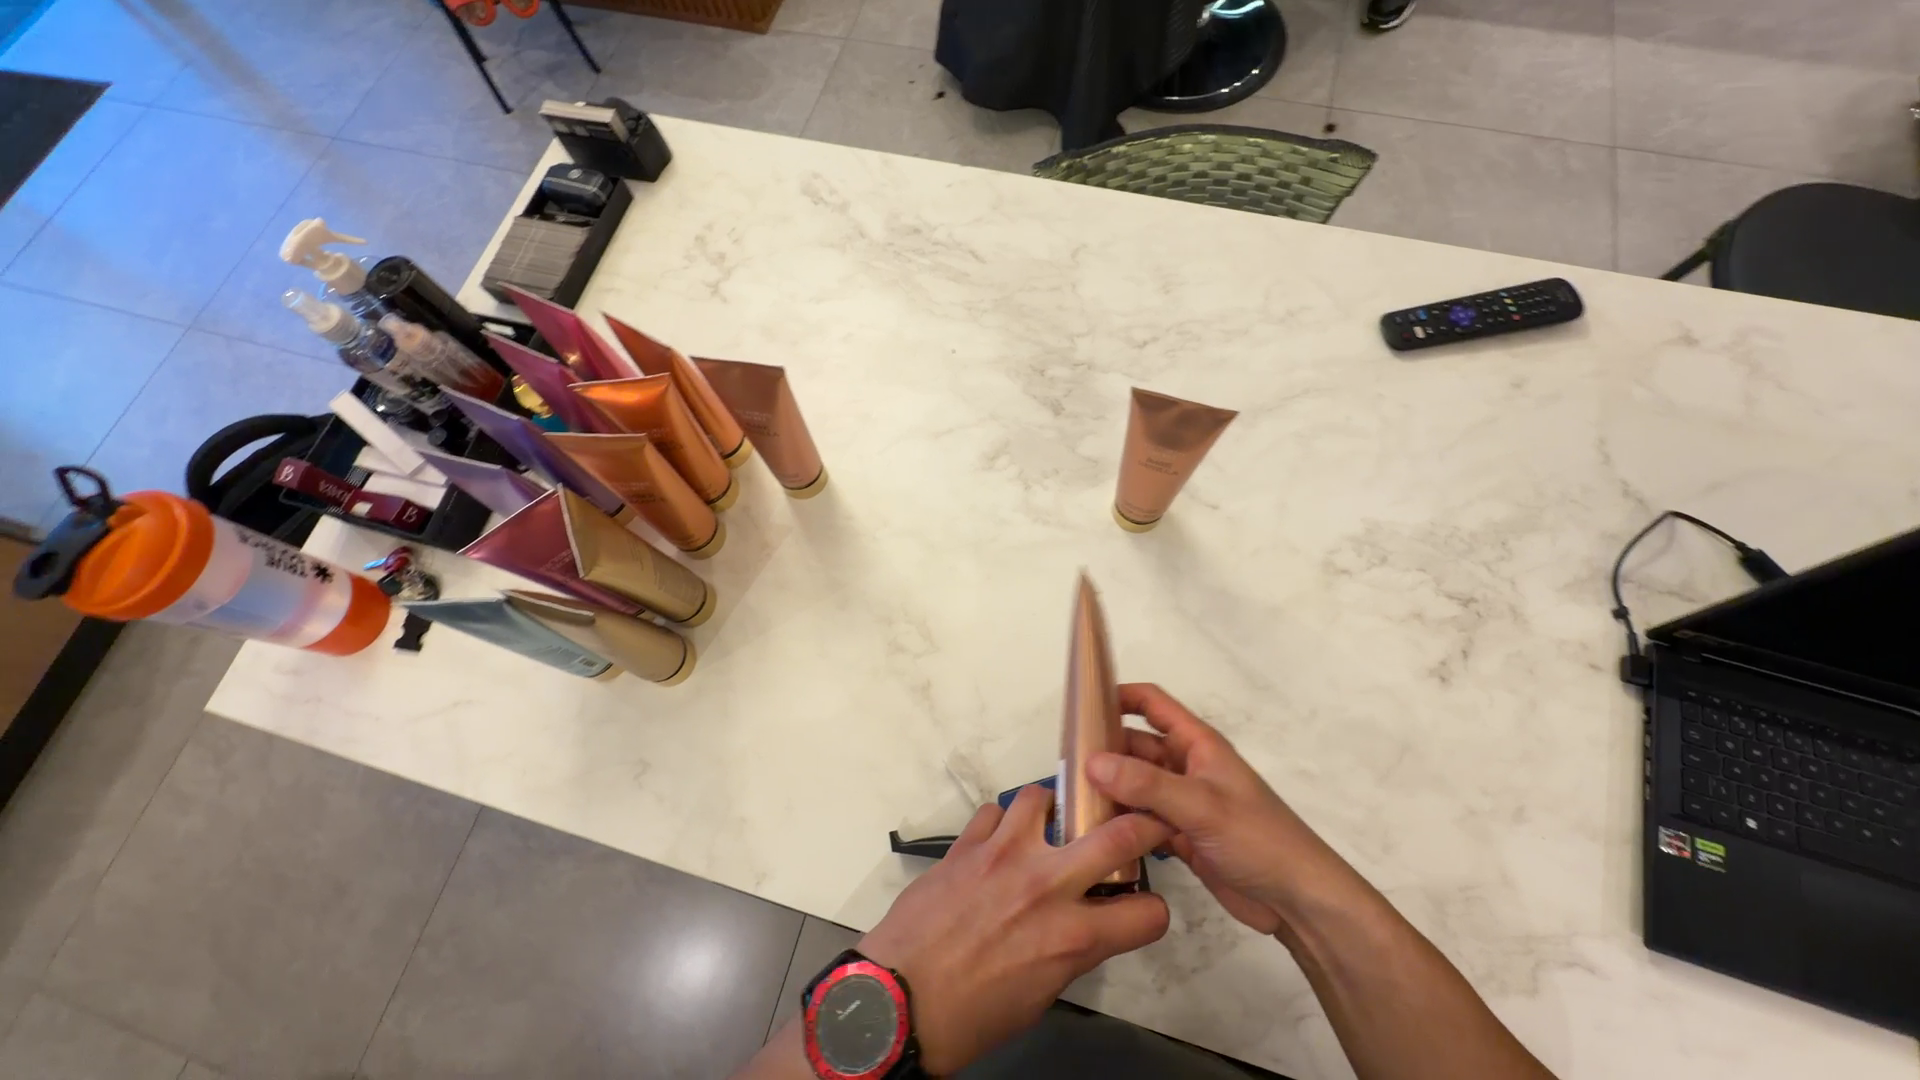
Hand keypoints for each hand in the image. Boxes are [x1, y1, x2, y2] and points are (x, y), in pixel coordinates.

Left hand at [854, 785, 1172, 1074]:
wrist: (896, 1001)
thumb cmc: (972, 1017)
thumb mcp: (1040, 995)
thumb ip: (1071, 951)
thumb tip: (1083, 925)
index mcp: (1072, 937)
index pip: (1147, 913)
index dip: (1151, 912)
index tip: (1140, 909)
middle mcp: (1048, 886)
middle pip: (1118, 835)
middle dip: (1142, 826)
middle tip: (1140, 824)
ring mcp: (1004, 856)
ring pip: (1044, 797)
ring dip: (1054, 810)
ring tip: (1047, 827)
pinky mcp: (966, 845)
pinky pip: (993, 812)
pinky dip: (1001, 823)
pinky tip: (997, 843)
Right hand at [1086, 683, 1360, 935]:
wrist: (1297, 900)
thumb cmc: (1256, 838)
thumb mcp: (1200, 805)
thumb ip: (1146, 783)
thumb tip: (1091, 761)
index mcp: (1197, 745)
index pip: (1152, 704)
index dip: (1118, 696)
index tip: (1080, 705)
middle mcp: (1186, 768)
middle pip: (1136, 746)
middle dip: (1103, 749)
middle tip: (1063, 763)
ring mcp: (1183, 804)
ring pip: (1135, 785)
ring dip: (1109, 789)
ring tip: (1069, 798)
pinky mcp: (1180, 837)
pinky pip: (1141, 820)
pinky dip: (1120, 823)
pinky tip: (1092, 833)